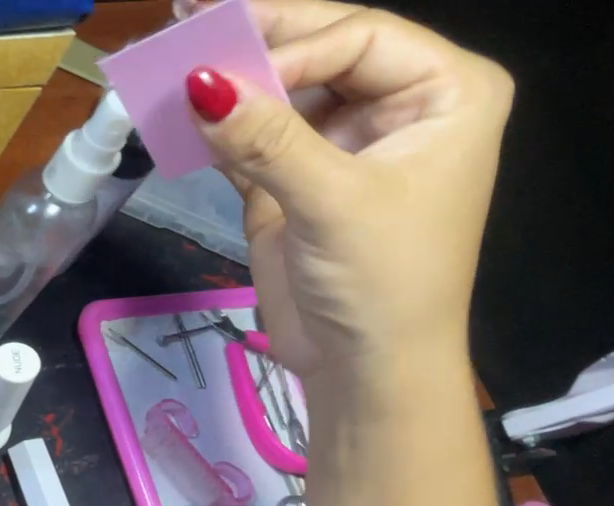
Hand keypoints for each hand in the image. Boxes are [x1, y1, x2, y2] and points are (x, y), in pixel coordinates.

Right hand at [184, 0, 513, 386]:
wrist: (362, 364)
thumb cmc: (381, 279)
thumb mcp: (332, 202)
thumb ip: (268, 141)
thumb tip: (200, 84)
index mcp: (441, 92)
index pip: (357, 41)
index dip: (291, 52)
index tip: (223, 74)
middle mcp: (393, 108)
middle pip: (318, 57)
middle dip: (258, 46)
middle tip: (190, 24)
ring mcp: (338, 148)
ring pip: (279, 100)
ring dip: (229, 92)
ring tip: (172, 72)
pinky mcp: (291, 187)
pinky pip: (252, 146)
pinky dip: (218, 138)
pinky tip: (182, 124)